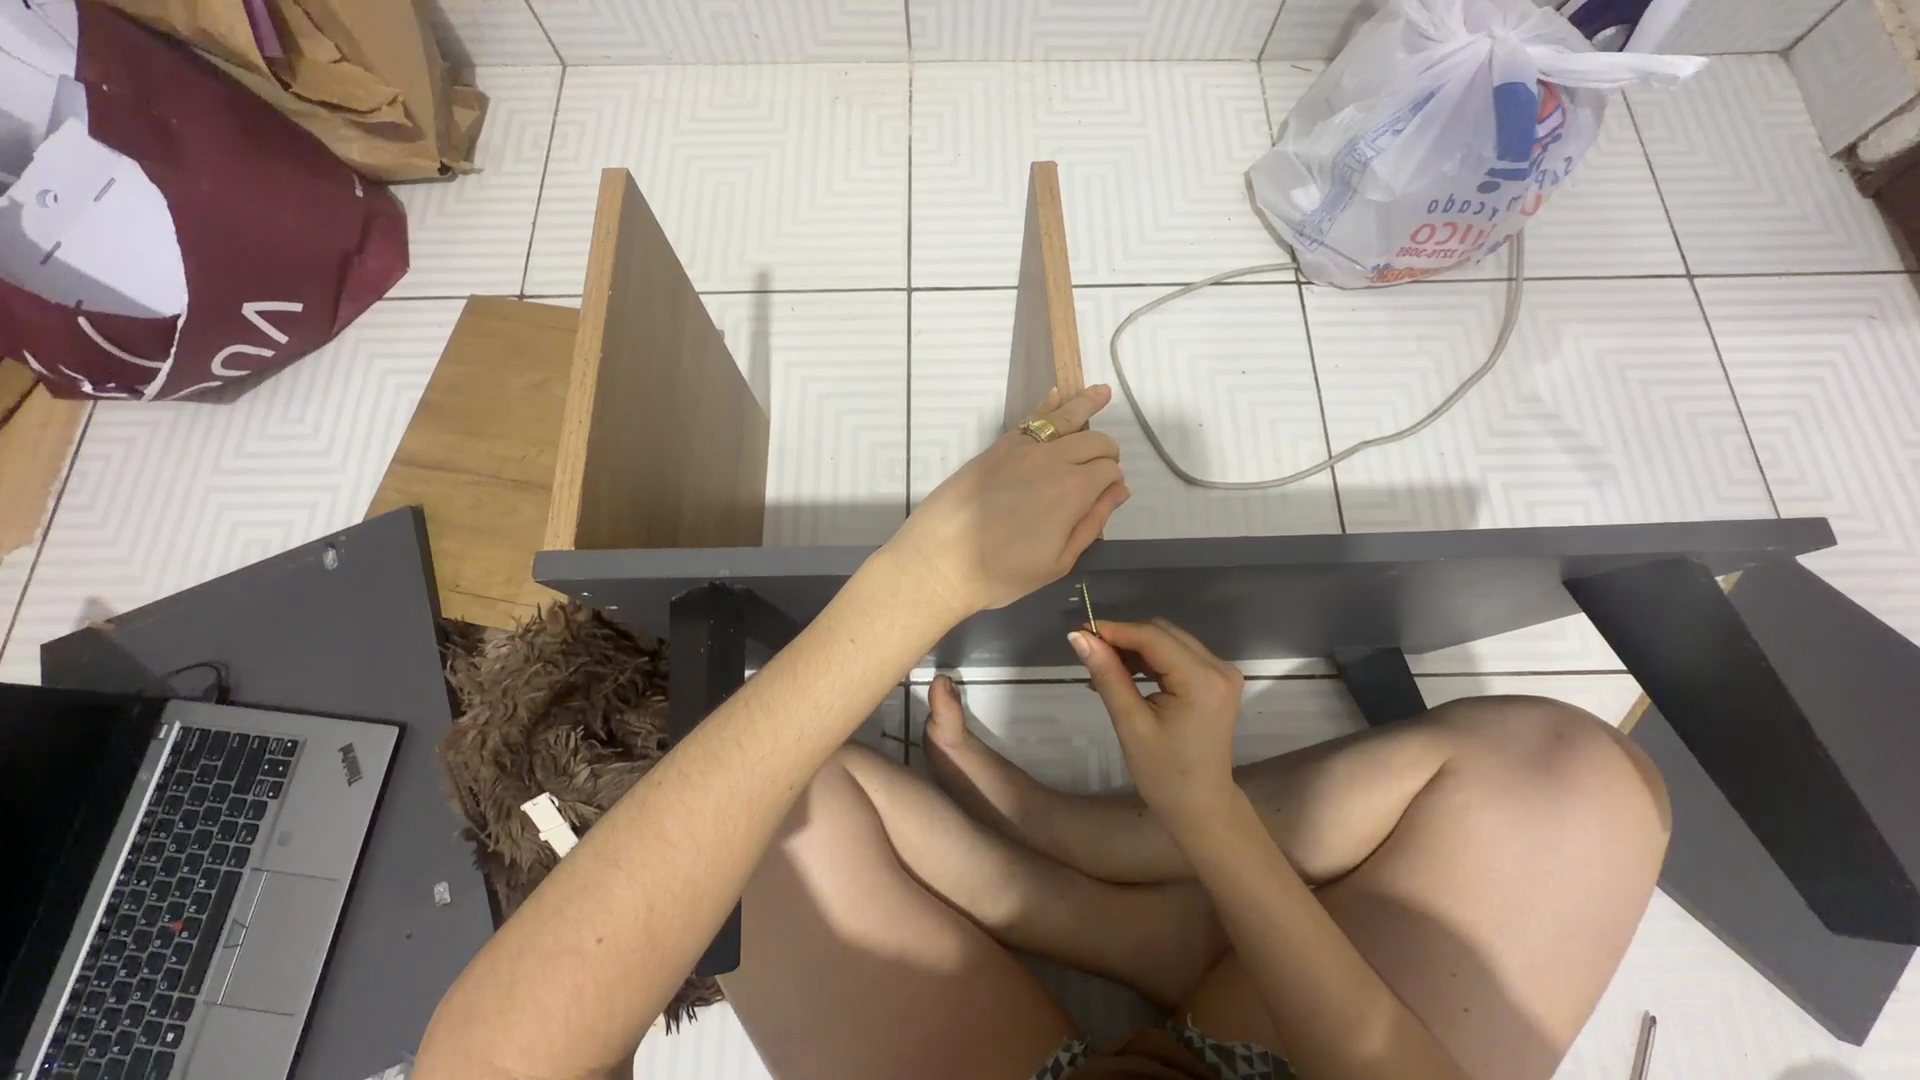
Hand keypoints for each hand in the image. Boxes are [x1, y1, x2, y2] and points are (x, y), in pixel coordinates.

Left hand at [882, 386, 1129, 617]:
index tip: (1107, 496)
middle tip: (1104, 466)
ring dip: (1086, 404)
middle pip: (1093, 441)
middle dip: (1106, 450)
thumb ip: (1092, 522)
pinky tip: (1056, 397)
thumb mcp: (1057, 562)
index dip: (1113, 481)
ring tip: (1103, 392)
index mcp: (1073, 491)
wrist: (939, 562)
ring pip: (1063, 418)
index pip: (1109, 470)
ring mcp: (1021, 449)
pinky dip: (1047, 406)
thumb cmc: (1001, 573)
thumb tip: (1118, 491)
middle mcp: (1052, 460)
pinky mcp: (996, 448)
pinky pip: (1029, 420)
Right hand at [1071, 618, 1243, 824]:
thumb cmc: (1163, 773)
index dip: (1115, 630)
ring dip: (1136, 648)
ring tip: (1105, 668)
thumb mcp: (1130, 723)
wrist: (1200, 805)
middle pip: (1163, 633)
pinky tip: (1127, 674)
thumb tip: (1079, 638)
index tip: (1080, 633)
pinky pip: (1179, 655)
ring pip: (1170, 641)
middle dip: (1125, 638)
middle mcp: (1219, 668)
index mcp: (1202, 680)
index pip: (1153, 638)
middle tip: (1090, 653)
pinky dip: (1151, 659)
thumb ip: (1108, 675)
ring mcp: (1222, 673)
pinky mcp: (1217, 680)